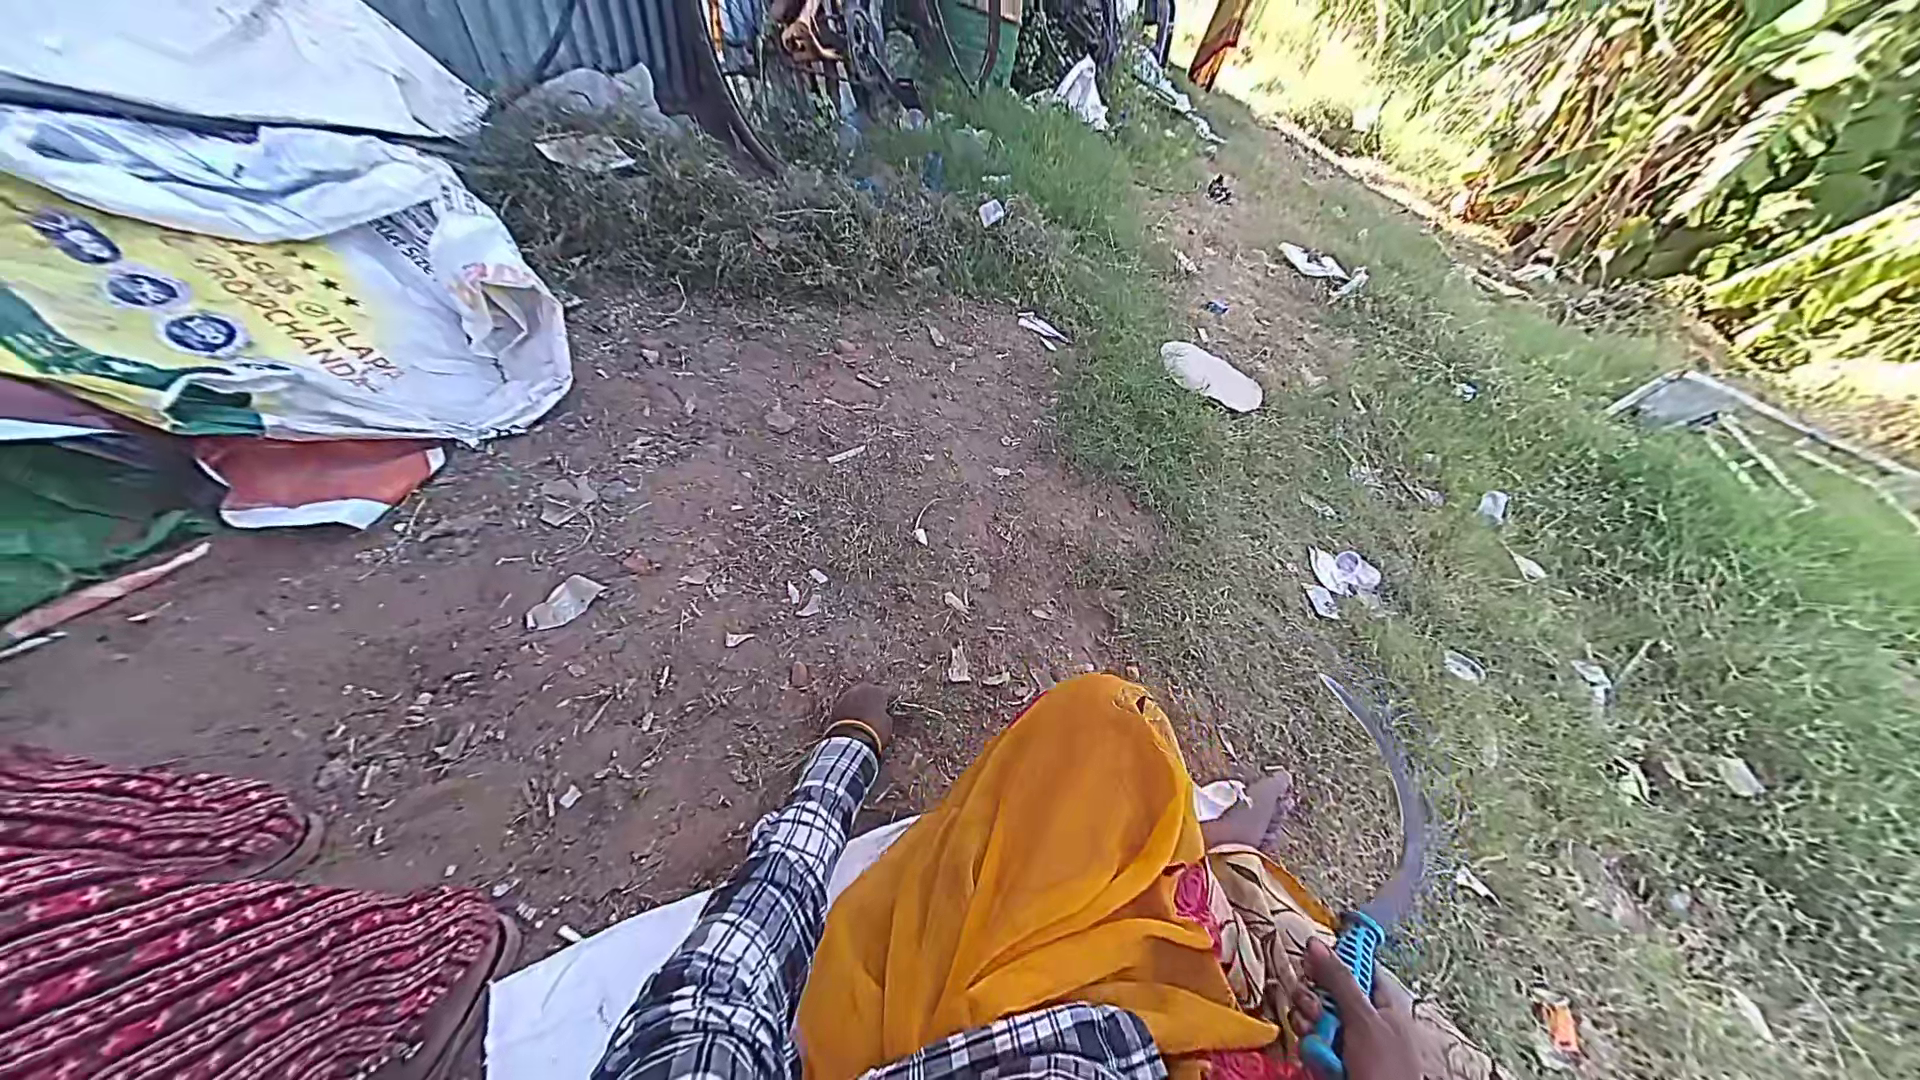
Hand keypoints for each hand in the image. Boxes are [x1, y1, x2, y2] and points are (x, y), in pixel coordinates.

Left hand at [825, 683, 892, 755]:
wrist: (851, 740)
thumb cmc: (874, 731)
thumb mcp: (887, 724)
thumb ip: (884, 715)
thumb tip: (882, 715)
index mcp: (877, 690)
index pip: (882, 693)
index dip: (883, 703)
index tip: (884, 711)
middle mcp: (861, 689)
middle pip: (866, 692)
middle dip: (868, 701)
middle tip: (871, 713)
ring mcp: (846, 696)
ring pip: (854, 699)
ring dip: (856, 706)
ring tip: (859, 720)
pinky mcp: (835, 706)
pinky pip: (844, 707)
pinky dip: (846, 713)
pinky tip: (849, 723)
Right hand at [1287, 939, 1421, 1079]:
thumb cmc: (1384, 1071)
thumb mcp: (1364, 1021)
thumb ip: (1339, 980)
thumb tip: (1314, 942)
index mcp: (1383, 1006)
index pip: (1358, 966)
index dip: (1336, 957)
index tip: (1313, 956)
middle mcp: (1363, 1019)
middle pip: (1327, 986)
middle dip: (1314, 995)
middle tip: (1316, 1008)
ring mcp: (1346, 1039)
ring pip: (1313, 1010)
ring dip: (1309, 1021)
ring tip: (1317, 1036)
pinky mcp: (1330, 1057)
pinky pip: (1310, 1036)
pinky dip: (1309, 1043)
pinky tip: (1314, 1053)